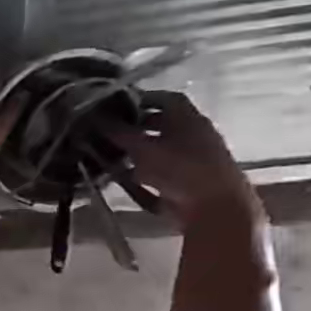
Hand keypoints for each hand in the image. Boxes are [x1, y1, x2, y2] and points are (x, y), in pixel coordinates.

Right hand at [103, 91, 259, 228]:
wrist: (217, 211)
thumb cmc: (181, 169)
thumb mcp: (143, 147)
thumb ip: (118, 132)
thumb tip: (93, 117)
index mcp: (189, 119)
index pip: (166, 99)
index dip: (141, 98)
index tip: (117, 105)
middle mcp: (194, 137)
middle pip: (163, 126)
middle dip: (134, 127)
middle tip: (108, 131)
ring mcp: (193, 163)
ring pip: (160, 151)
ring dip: (136, 153)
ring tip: (108, 156)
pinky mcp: (187, 187)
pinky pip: (159, 176)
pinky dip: (139, 177)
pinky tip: (120, 182)